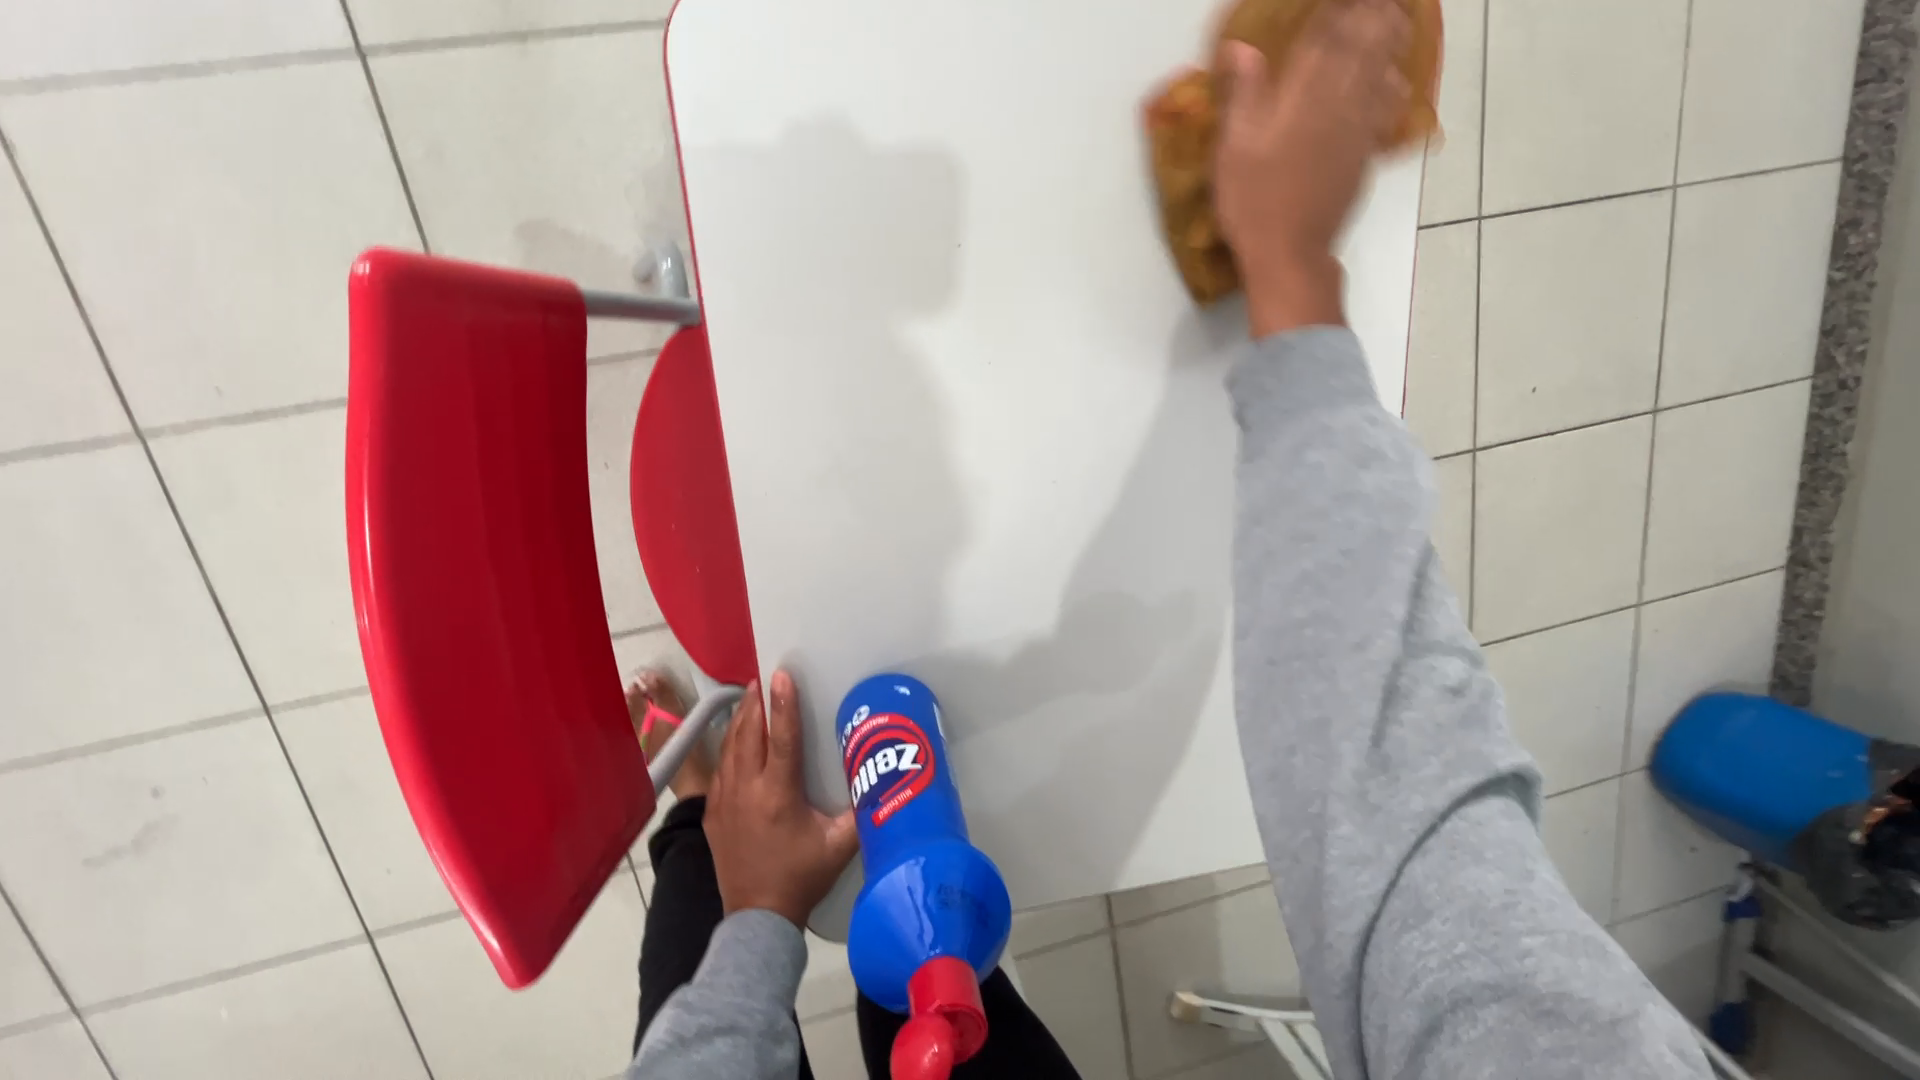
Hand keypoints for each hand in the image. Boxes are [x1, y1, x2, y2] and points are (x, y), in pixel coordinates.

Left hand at [704, 670, 860, 927]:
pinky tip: (736, 738)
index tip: (782, 675)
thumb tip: (882, 783)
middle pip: (749, 733)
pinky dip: (729, 746)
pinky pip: (720, 769)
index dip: (784, 705)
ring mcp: (725, 801)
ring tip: (750, 697)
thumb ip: (861, 813)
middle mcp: (747, 790)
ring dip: (741, 720)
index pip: (782, 738)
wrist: (757, 917)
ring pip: (730, 747)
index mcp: (778, 794)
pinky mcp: (713, 813)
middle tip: (764, 679)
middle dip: (756, 703)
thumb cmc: (802, 877)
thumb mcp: (839, 845)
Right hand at [1214, 0, 1411, 336]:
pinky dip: (1394, 83)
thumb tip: (1242, 47)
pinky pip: (1388, 107)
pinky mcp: (1364, 154)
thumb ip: (1244, 95)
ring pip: (1384, 69)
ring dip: (1390, 37)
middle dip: (1372, 13)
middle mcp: (1339, 103)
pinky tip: (1396, 77)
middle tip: (1376, 1)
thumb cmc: (1252, 202)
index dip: (1337, 7)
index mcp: (1303, 96)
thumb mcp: (1233, 150)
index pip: (1328, 33)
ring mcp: (1358, 128)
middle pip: (1366, 43)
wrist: (1289, 253)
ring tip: (1395, 16)